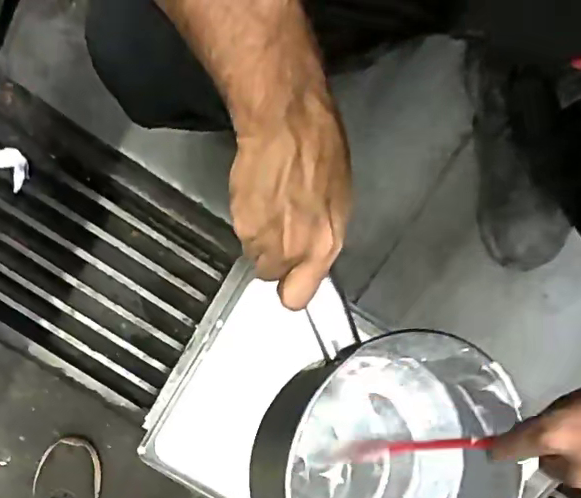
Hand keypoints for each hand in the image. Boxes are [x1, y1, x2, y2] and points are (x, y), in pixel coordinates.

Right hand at [230, 88, 351, 310]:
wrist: (285, 119)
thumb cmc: (318, 144)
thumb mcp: (337, 196)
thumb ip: (321, 234)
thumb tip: (310, 250)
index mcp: (326, 244)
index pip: (300, 296)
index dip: (292, 288)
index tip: (289, 277)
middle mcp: (297, 250)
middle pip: (273, 277)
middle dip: (272, 261)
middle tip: (274, 233)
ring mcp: (267, 241)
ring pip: (256, 256)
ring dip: (258, 237)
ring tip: (268, 204)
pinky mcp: (244, 226)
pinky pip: (243, 234)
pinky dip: (246, 218)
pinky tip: (258, 194)